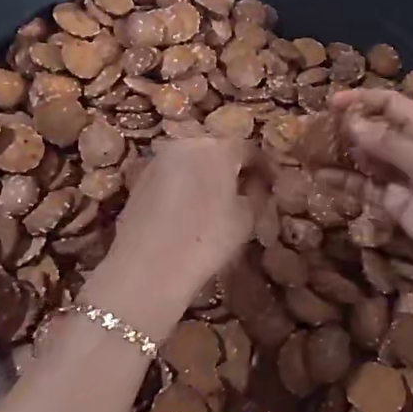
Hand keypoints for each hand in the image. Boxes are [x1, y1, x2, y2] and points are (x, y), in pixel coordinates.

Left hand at [105, 136, 260, 306]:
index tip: (272, 185)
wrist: (148, 267)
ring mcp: (158, 160)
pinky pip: (173, 175)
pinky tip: (189, 211)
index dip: (264, 167)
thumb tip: (256, 185)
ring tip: (217, 203)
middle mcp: (186, 144)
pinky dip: (185, 186)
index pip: (249, 149)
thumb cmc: (206, 239)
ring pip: (192, 162)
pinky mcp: (140, 179)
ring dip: (207, 176)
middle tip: (246, 193)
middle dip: (234, 168)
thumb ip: (257, 194)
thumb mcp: (246, 218)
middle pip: (217, 151)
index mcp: (216, 148)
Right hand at [321, 90, 412, 268]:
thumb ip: (386, 142)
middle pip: (375, 131)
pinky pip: (364, 187)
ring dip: (342, 153)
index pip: (391, 105)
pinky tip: (321, 176)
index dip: (363, 100)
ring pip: (366, 159)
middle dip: (347, 127)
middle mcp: (412, 148)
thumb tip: (350, 122)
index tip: (333, 102)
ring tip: (311, 149)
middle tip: (314, 127)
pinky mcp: (393, 203)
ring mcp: (402, 177)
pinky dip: (344, 181)